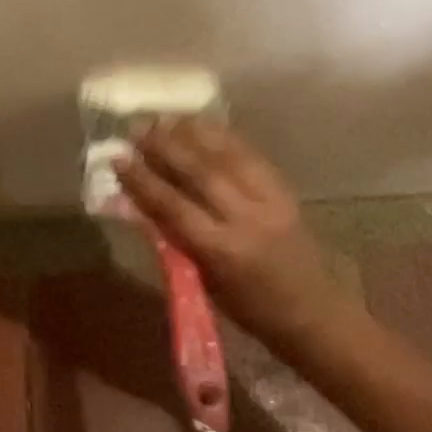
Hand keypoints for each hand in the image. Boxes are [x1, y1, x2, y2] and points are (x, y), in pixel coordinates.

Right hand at [115, 118, 340, 346]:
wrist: (313, 312)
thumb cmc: (249, 310)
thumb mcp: (204, 281)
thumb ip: (176, 240)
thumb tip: (141, 204)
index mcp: (222, 251)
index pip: (174, 206)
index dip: (143, 181)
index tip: (118, 159)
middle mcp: (247, 219)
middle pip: (200, 172)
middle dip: (165, 147)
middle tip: (137, 128)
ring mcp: (270, 200)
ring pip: (227, 156)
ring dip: (193, 134)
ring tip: (165, 118)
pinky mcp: (285, 190)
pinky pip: (250, 155)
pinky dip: (223, 138)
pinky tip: (203, 126)